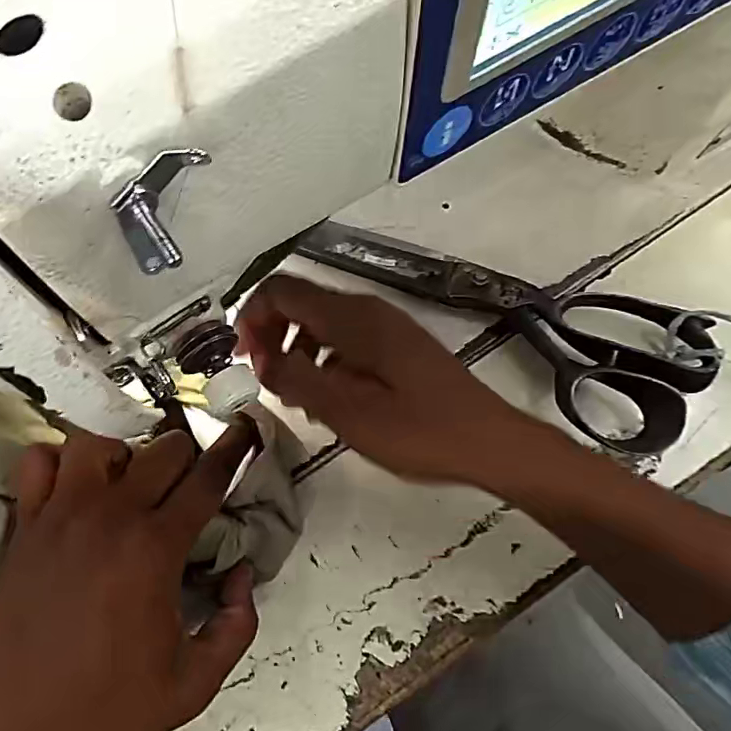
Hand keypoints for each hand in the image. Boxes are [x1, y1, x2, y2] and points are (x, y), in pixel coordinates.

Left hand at [0, 427, 260, 730]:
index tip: (245, 431)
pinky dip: (60, 463)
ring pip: (99, 443)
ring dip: (125, 455)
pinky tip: (75, 490)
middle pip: (162, 449)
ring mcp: (61, 515)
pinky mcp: (25, 526)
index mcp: (155, 548)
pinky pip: (39, 463)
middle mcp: (110, 517)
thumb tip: (241, 574)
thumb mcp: (196, 683)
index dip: (233, 449)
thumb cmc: (108, 710)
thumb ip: (237, 625)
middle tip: (191, 486)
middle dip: (188, 457)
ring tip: (131, 486)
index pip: (206, 479)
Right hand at [236, 274, 542, 485]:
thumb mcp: (347, 411)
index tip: (242, 359)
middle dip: (271, 335)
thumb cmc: (418, 429)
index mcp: (351, 318)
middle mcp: (367, 310)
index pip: (281, 290)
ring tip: (296, 397)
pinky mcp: (398, 345)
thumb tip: (260, 360)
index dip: (251, 317)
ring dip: (296, 351)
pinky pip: (345, 340)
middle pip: (300, 302)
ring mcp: (385, 326)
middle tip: (265, 380)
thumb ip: (296, 379)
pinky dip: (324, 360)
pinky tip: (330, 399)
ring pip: (321, 323)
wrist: (488, 440)